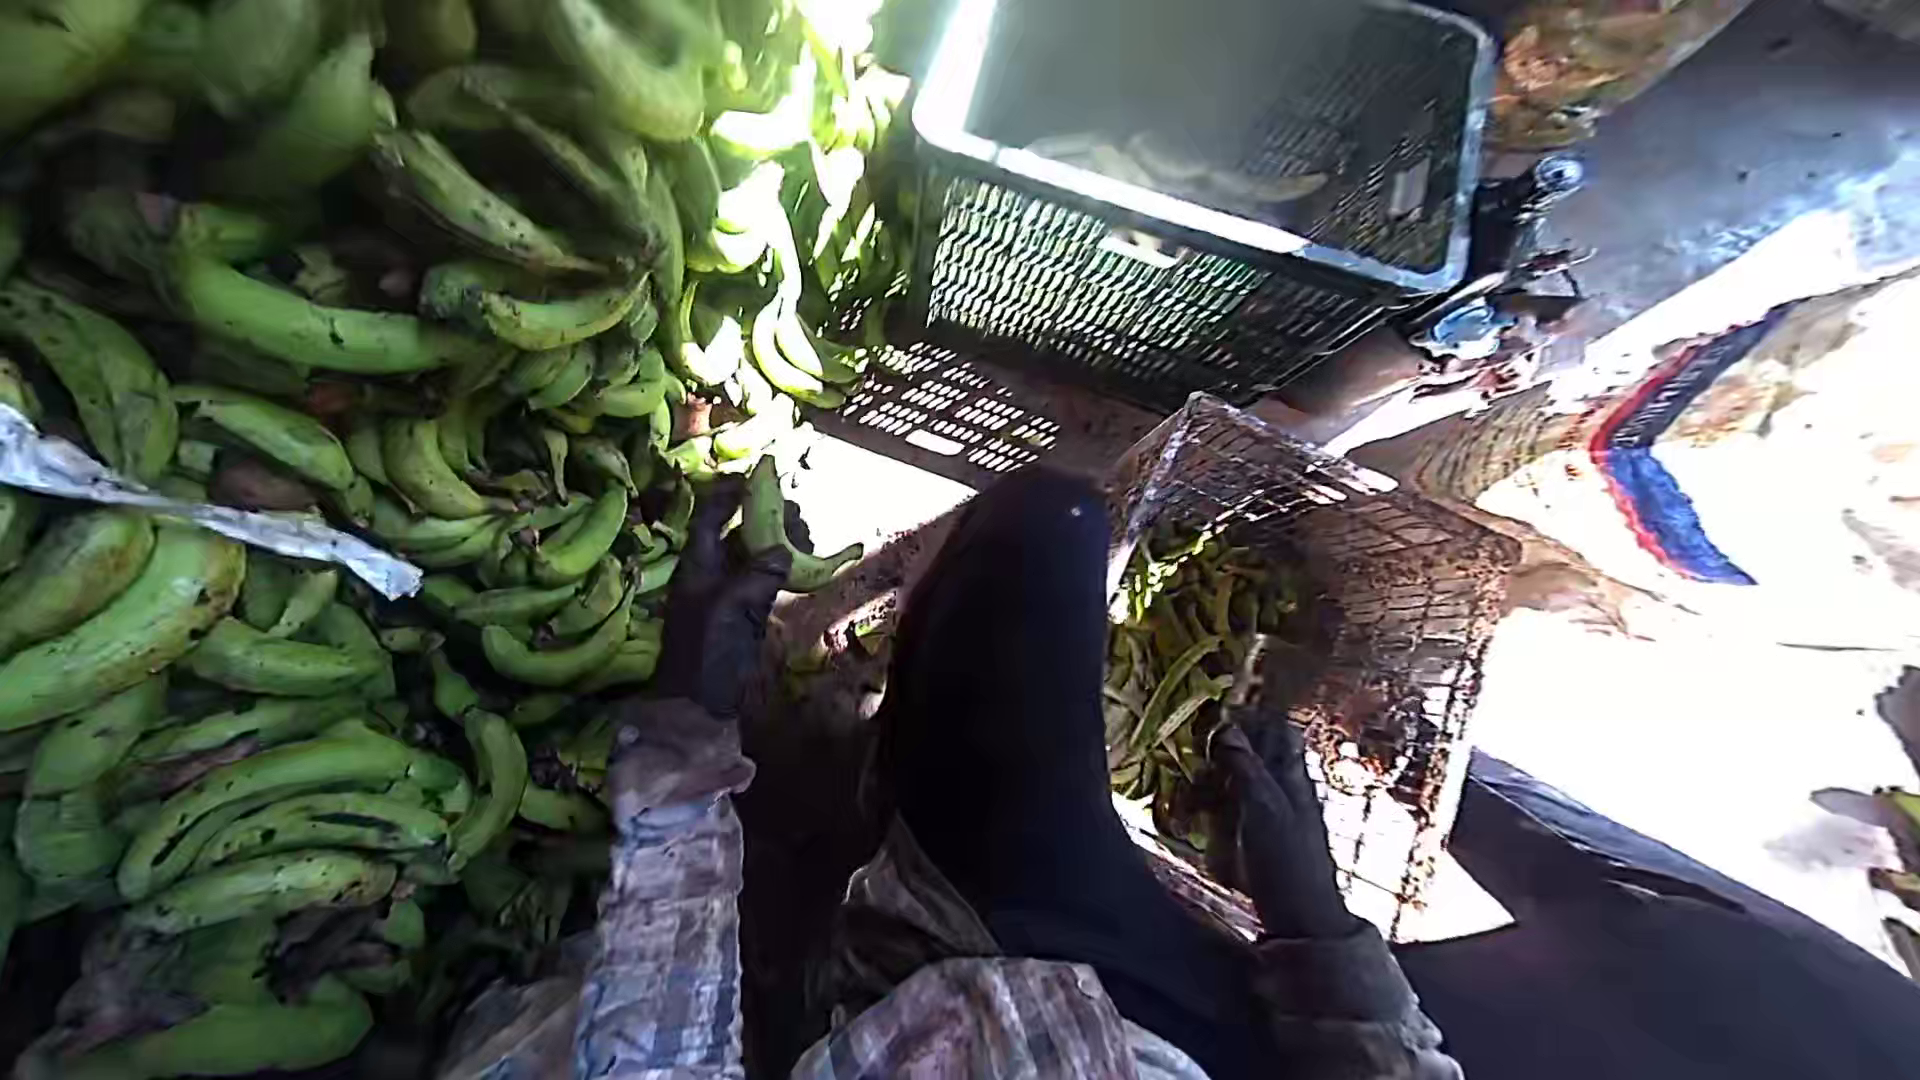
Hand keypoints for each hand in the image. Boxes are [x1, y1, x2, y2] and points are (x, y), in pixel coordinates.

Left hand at [650, 476, 790, 719]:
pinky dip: (785, 566)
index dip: (728, 495)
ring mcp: (732, 591)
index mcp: (698, 566)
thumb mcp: (728, 609)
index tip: (753, 475)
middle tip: (792, 509)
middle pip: (739, 532)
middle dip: (764, 516)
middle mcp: (714, 572)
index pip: (711, 519)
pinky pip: (768, 577)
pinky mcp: (748, 609)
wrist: (701, 700)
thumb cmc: (706, 651)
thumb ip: (756, 577)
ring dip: (779, 540)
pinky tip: (803, 561)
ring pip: (756, 554)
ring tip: (805, 534)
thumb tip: (783, 551)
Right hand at [1212, 720, 1354, 939]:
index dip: (1250, 717)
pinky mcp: (1256, 830)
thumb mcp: (1264, 807)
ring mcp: (1271, 809)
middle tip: (1198, 745)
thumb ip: (1246, 767)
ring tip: (1194, 776)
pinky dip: (1214, 795)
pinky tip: (1198, 804)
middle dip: (1225, 744)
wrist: (1300, 919)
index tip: (1216, 714)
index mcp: (1292, 775)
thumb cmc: (1288, 859)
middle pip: (1254, 749)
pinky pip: (1231, 799)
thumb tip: (1226, 727)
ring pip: (1239, 774)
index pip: (1276, 729)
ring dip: (1216, 771)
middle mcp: (1283, 786)